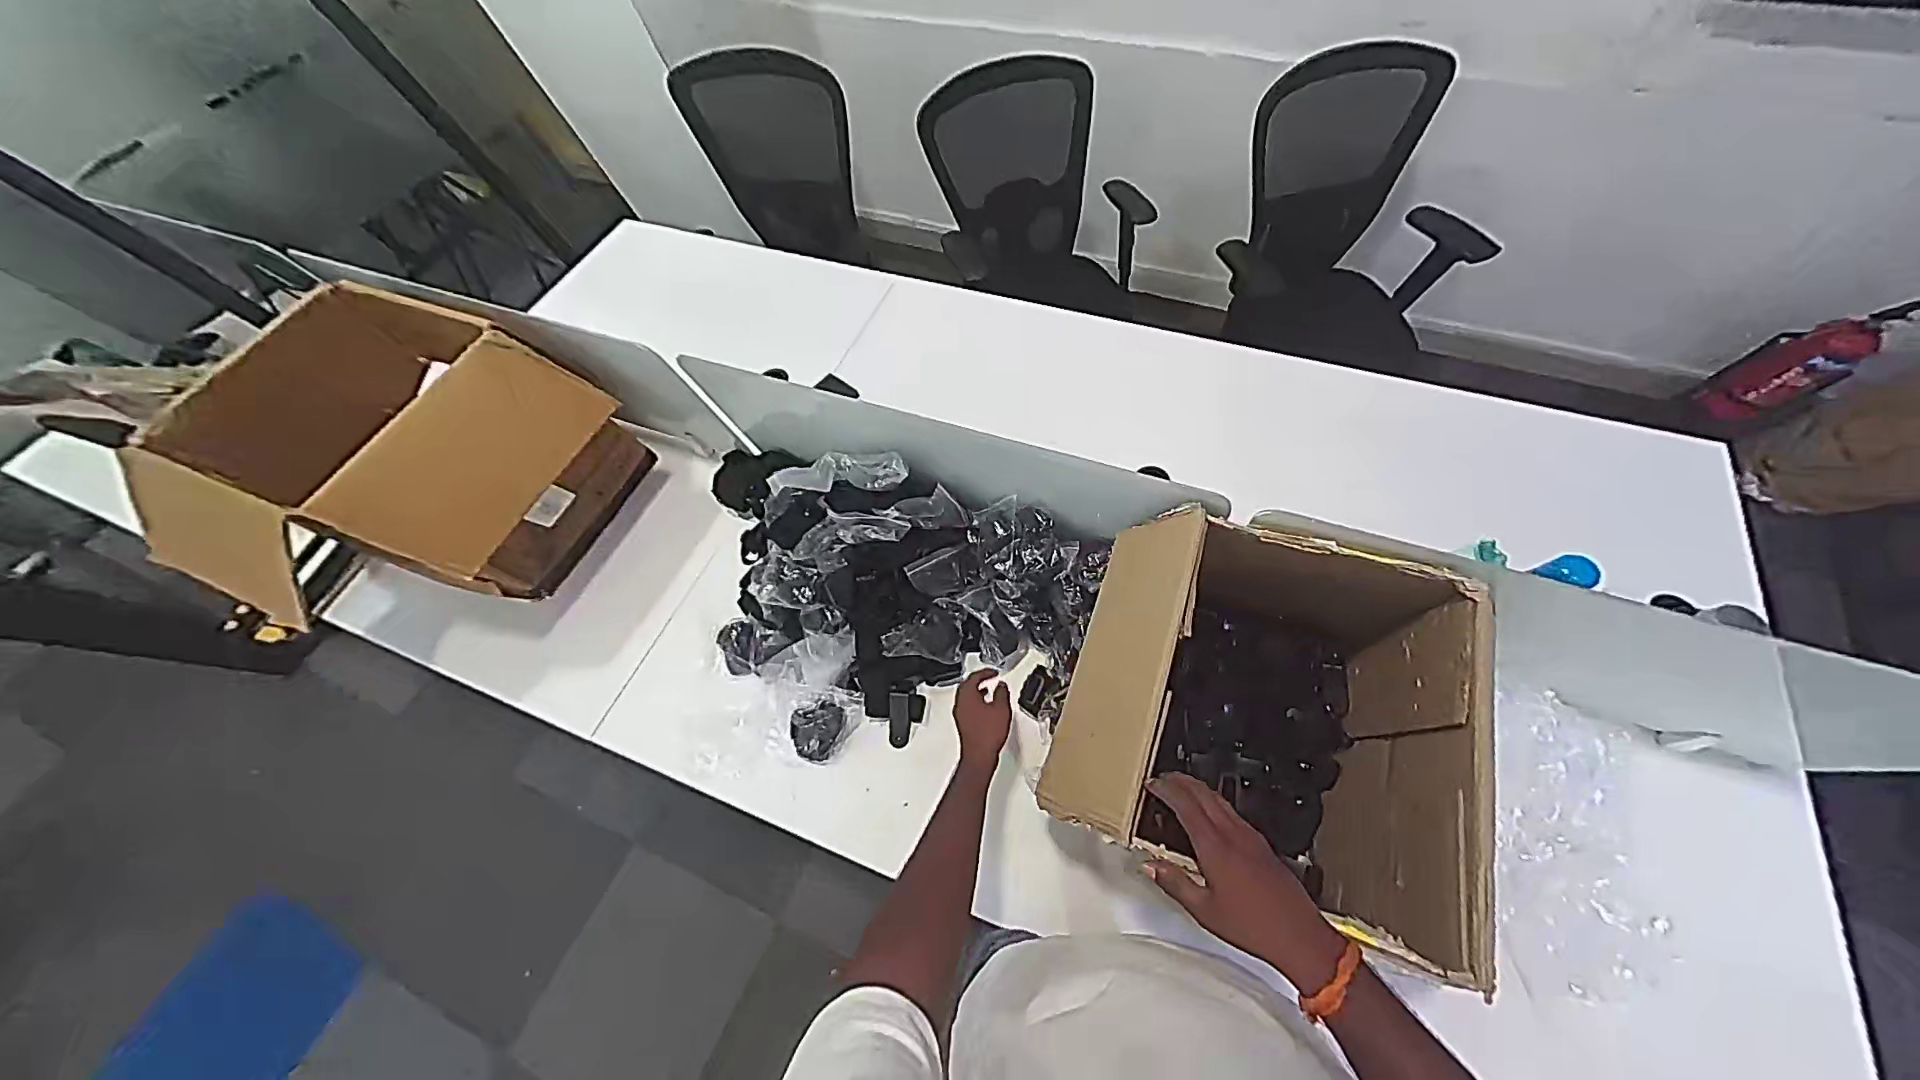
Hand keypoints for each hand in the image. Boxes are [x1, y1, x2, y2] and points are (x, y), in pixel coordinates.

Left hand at [953, 669, 1010, 773]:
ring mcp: (960, 714)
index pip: (973, 677)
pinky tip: (986, 707)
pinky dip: (976, 702)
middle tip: (989, 677)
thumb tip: (1001, 685)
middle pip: (967, 685)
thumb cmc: (987, 734)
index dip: (985, 672)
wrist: (979, 755)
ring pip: (966, 696)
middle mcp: (960, 703)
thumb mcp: (1001, 708)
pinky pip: (967, 706)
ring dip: (977, 691)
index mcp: (967, 695)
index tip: (993, 672)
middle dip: (979, 680)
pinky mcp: (963, 724)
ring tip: (989, 691)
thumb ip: (1002, 692)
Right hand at [1144, 773, 1347, 989]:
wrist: (1301, 938)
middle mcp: (1234, 836)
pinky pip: (1233, 812)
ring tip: (1183, 789)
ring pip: (1220, 799)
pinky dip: (1214, 802)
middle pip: (1203, 793)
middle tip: (1164, 778)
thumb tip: (1153, 867)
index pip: (1185, 804)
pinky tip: (1212, 814)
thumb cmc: (1256, 928)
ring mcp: (1251, 838)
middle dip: (1181, 780)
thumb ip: (1175, 883)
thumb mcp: (1205, 910)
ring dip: (1198, 788)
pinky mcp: (1263, 846)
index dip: (1166, 789)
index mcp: (1215, 848)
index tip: (1153, 784)